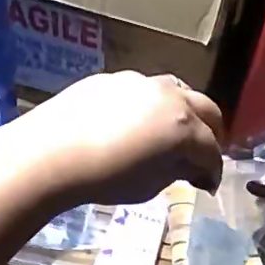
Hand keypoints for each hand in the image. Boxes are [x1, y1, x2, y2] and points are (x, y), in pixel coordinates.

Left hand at [5, 71, 224, 206]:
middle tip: (200, 156)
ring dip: (185, 114)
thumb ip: (177, 171)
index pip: (211, 150)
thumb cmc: (106, 178)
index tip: (207, 184)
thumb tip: (190, 166)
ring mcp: (142, 83)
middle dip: (210, 134)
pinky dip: (153, 108)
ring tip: (172, 135)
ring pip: (178, 92)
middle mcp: (171, 97)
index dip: (213, 170)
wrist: (51, 154)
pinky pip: (146, 91)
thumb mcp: (150, 186)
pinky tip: (136, 126)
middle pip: (206, 111)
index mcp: (184, 127)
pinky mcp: (115, 79)